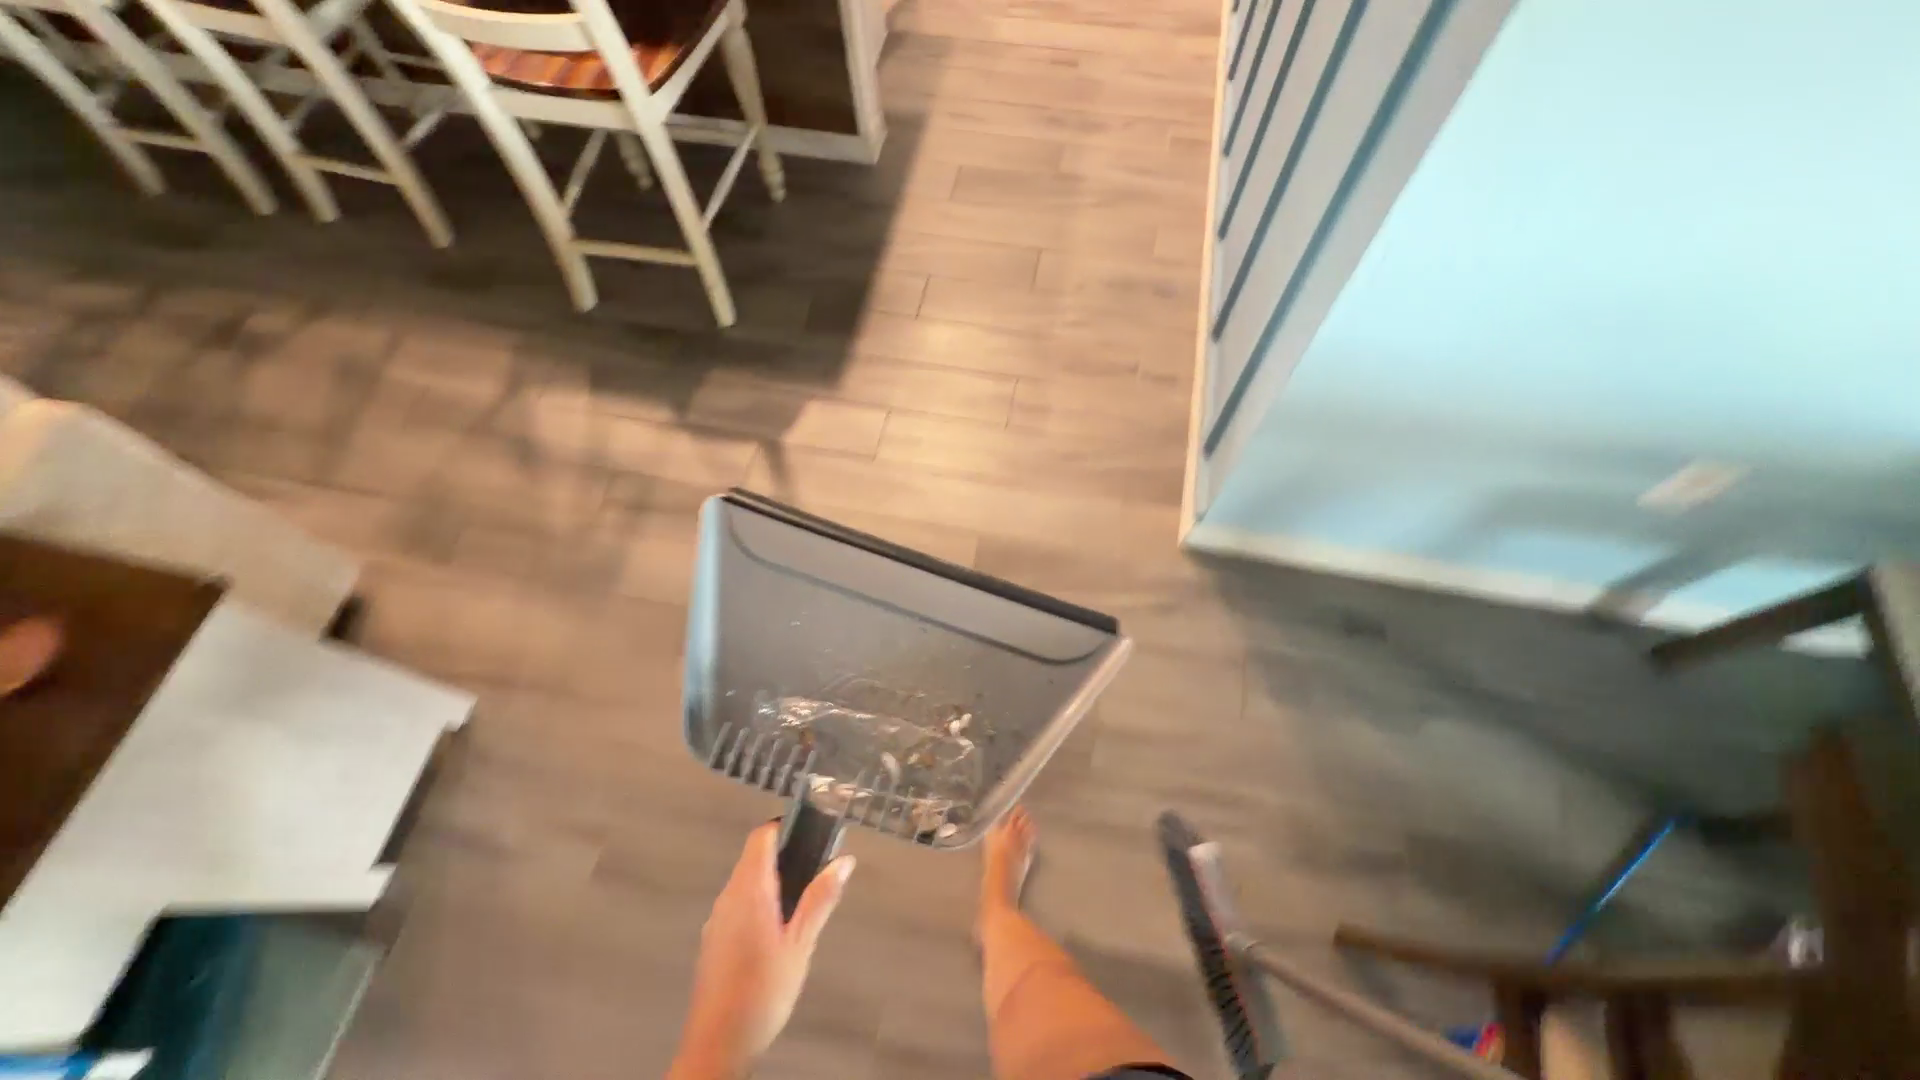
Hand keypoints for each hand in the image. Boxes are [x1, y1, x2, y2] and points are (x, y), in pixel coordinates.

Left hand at [669, 822, 855, 1079]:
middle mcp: (728, 897)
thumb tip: (844, 860)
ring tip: (804, 904)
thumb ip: (820, 899)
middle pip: (753, 858)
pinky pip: (737, 905)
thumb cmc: (764, 989)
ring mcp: (717, 919)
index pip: (761, 837)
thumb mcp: (801, 944)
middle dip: (784, 857)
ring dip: (771, 882)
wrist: (718, 1043)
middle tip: (817, 872)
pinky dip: (758, 904)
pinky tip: (778, 932)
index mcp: (749, 890)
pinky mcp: (713, 940)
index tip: (813, 834)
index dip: (785, 827)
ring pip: (745, 883)